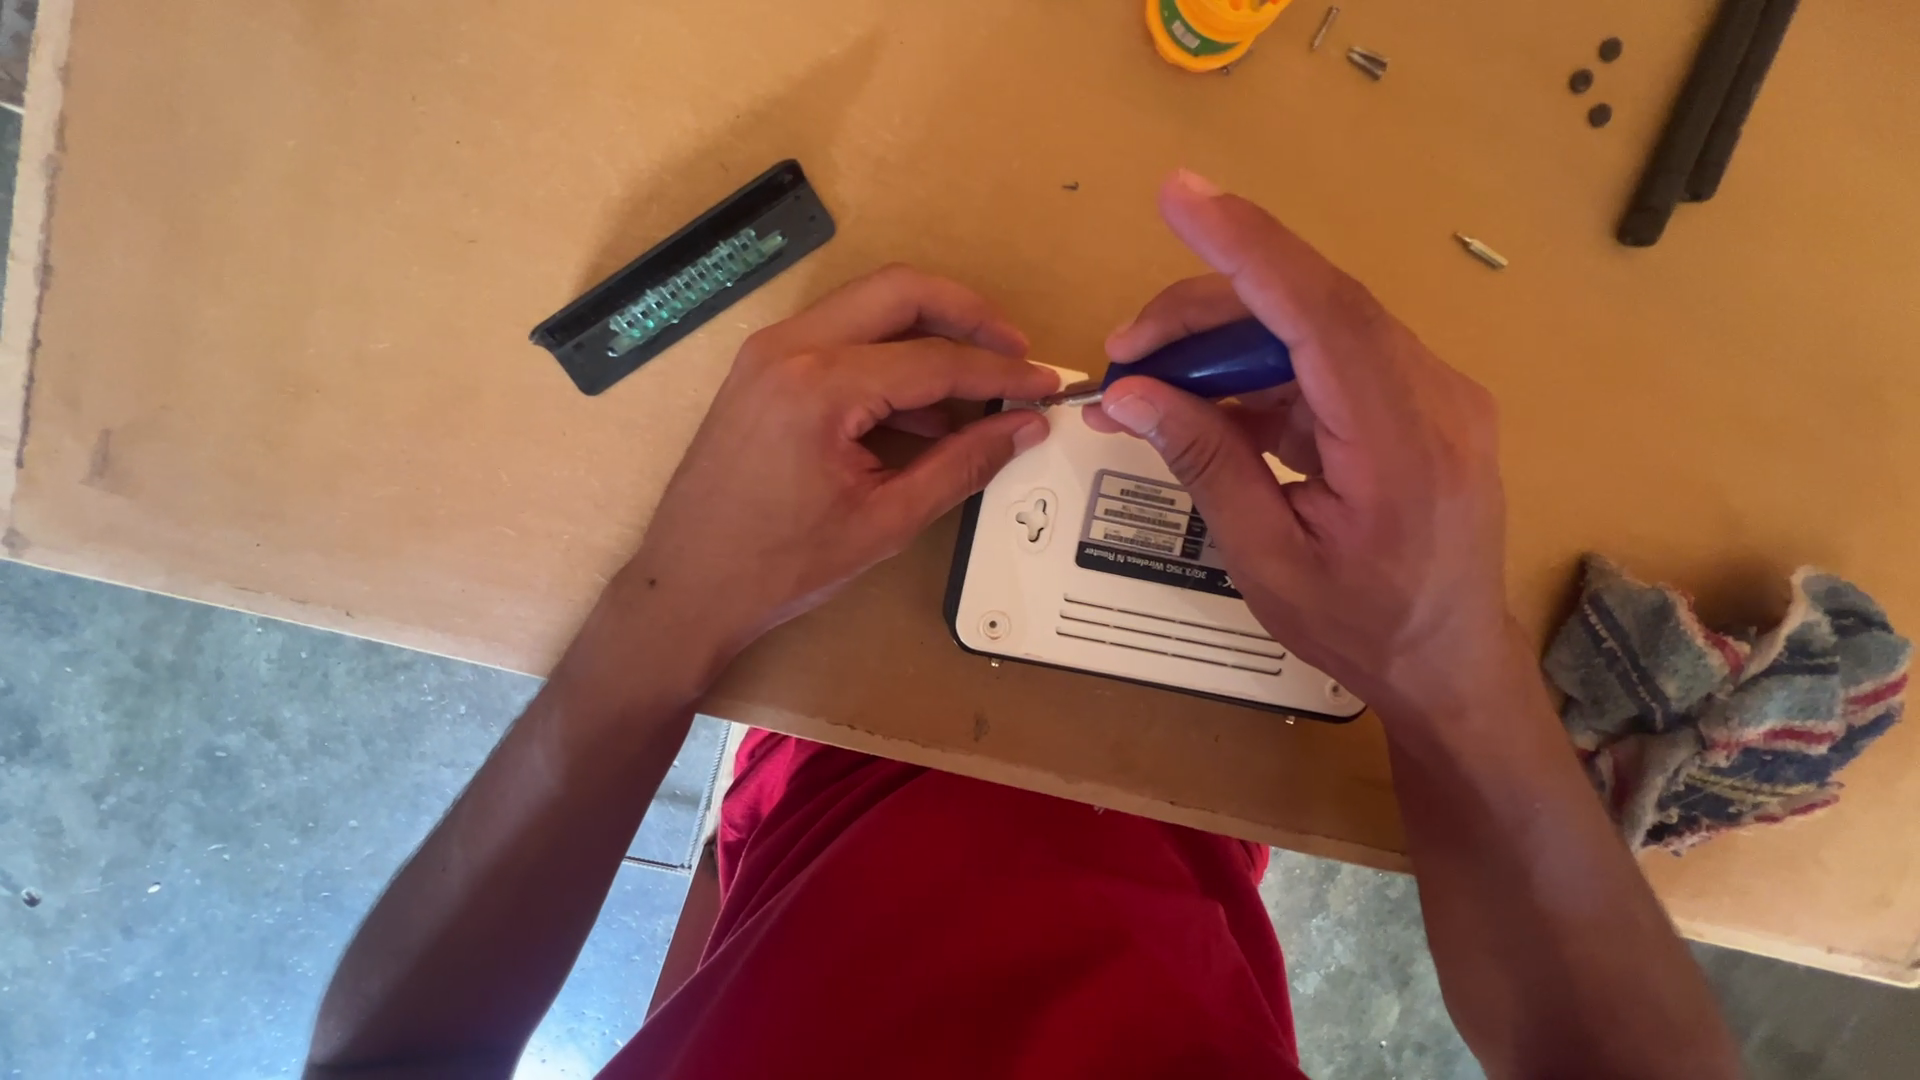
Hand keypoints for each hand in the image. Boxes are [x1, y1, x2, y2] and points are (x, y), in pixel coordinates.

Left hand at [615, 264, 1059, 678]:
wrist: (686, 588)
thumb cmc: (781, 567)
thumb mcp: (885, 521)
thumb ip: (962, 465)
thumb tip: (1025, 428)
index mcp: (820, 385)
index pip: (934, 359)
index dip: (1001, 371)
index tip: (1047, 384)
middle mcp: (790, 347)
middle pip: (900, 292)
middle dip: (969, 315)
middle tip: (1016, 351)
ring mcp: (770, 353)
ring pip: (869, 310)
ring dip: (929, 337)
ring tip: (978, 395)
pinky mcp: (763, 371)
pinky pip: (842, 344)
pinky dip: (889, 364)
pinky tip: (924, 415)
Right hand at [1086, 172, 1517, 722]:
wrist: (1449, 667)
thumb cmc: (1360, 629)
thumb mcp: (1265, 559)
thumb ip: (1205, 465)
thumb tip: (1129, 397)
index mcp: (1402, 440)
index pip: (1321, 312)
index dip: (1246, 248)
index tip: (1180, 196)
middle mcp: (1429, 395)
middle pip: (1306, 309)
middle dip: (1203, 316)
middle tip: (1122, 353)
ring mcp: (1426, 395)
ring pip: (1309, 331)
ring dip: (1222, 349)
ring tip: (1145, 386)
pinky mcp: (1410, 406)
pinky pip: (1321, 367)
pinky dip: (1253, 380)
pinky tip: (1200, 410)